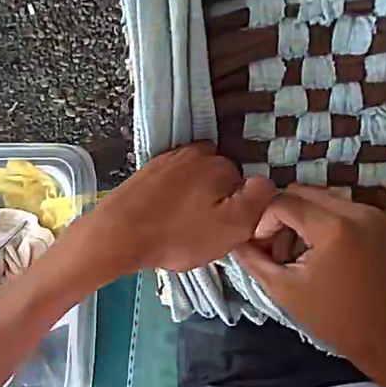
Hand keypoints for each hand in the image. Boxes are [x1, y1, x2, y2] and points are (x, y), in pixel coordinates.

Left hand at [64, 143, 275, 278]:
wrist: (118, 233)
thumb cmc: (178, 234)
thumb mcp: (232, 227)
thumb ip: (258, 201)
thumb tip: (267, 181)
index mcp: (220, 163)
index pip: (244, 185)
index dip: (237, 210)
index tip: (222, 229)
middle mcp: (196, 152)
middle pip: (220, 179)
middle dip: (216, 201)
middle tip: (202, 231)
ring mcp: (169, 158)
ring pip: (196, 181)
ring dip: (194, 200)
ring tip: (181, 227)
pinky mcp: (148, 170)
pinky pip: (174, 184)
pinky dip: (173, 199)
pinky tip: (165, 218)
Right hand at [234, 185, 385, 362]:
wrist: (384, 335)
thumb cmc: (331, 317)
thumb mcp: (282, 289)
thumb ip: (253, 258)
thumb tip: (234, 239)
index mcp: (334, 227)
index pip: (283, 202)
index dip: (264, 222)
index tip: (262, 249)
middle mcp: (358, 211)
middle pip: (303, 192)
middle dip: (282, 217)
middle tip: (278, 250)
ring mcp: (375, 213)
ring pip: (322, 197)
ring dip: (303, 217)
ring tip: (298, 251)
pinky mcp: (383, 219)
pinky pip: (342, 206)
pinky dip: (324, 220)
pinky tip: (320, 249)